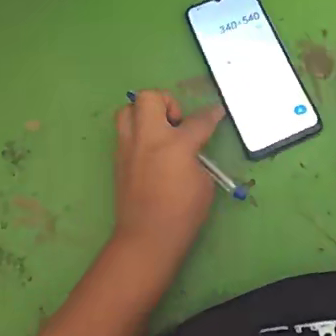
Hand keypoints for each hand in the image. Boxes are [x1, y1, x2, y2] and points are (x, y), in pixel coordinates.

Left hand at [113, 90, 224, 255]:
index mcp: (175, 144)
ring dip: (144, 114)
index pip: (198, 120)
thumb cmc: (183, 213)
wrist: (147, 237)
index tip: (217, 112)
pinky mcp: (118, 159)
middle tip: (177, 123)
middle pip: (150, 98)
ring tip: (159, 133)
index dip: (212, 115)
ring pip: (127, 110)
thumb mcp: (204, 182)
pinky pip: (124, 133)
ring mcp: (128, 147)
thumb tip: (189, 148)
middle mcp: (148, 138)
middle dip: (166, 102)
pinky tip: (151, 153)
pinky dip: (138, 134)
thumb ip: (197, 156)